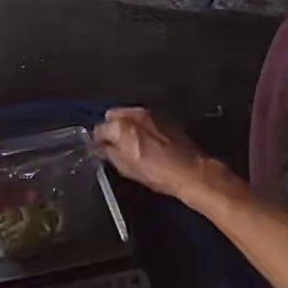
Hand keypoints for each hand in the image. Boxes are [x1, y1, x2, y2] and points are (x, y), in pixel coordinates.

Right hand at [92, 107, 232, 202]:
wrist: (190, 172)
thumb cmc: (157, 172)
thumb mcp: (125, 167)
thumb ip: (108, 153)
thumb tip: (100, 148)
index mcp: (121, 126)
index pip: (99, 128)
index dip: (97, 141)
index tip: (99, 150)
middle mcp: (134, 115)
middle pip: (113, 116)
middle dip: (110, 128)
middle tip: (113, 145)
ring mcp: (150, 114)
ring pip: (128, 115)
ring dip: (125, 126)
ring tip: (130, 144)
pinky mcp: (164, 118)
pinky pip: (143, 118)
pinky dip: (139, 126)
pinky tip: (145, 141)